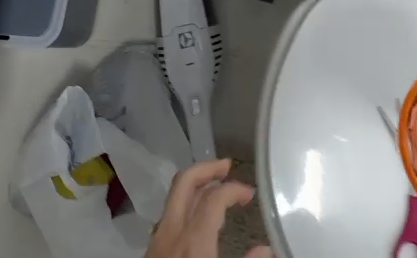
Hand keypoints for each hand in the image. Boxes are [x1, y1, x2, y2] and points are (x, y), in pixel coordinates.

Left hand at [145, 158, 272, 257]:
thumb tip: (266, 249)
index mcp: (193, 241)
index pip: (214, 197)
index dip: (234, 188)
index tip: (250, 194)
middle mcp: (170, 233)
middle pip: (184, 182)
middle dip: (207, 168)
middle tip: (227, 167)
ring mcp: (156, 242)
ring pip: (173, 197)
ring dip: (195, 186)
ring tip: (216, 190)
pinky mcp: (150, 253)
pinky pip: (168, 216)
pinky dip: (185, 206)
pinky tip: (198, 221)